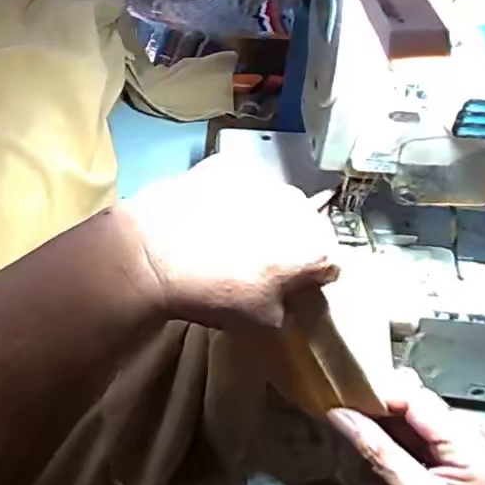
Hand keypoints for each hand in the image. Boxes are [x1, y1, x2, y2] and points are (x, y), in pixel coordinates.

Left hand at [118, 153, 339, 330]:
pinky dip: (229, 192)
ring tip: (226, 231)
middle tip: (256, 259)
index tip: (288, 285)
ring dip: (260, 212)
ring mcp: (261, 177)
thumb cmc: (215, 293)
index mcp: (313, 246)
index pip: (329, 262)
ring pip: (272, 198)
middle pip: (303, 224)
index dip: (311, 276)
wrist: (154, 253)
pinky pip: (238, 180)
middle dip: (287, 239)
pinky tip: (206, 210)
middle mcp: (296, 204)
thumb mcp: (263, 323)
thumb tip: (285, 293)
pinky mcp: (227, 162)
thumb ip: (288, 305)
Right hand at [328, 373, 484, 484]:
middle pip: (417, 406)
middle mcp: (474, 440)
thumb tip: (339, 415)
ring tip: (350, 422)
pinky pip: (422, 444)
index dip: (379, 393)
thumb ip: (381, 455)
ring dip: (384, 424)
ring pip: (416, 423)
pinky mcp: (459, 472)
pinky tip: (373, 446)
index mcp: (474, 443)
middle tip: (341, 408)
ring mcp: (468, 456)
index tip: (342, 395)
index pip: (417, 399)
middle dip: (379, 406)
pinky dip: (396, 444)